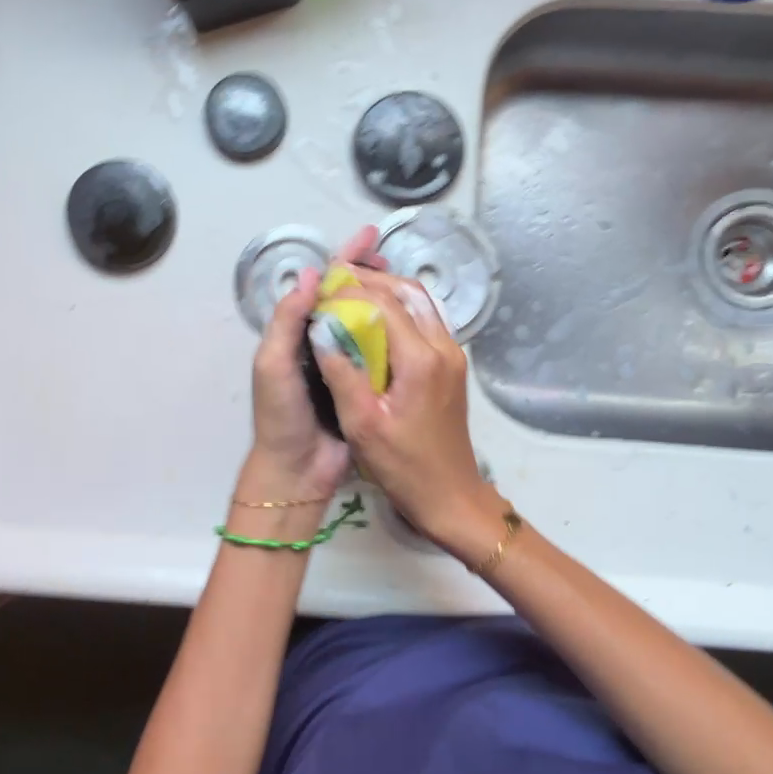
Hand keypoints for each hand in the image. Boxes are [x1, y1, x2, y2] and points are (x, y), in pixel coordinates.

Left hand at [237, 228, 381, 522]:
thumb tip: (308, 275)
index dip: (344, 260)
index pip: (320, 286)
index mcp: (296, 334)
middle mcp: (320, 342)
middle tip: (390, 257)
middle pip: (346, 298)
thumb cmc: (280, 415)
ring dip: (383, 299)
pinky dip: (395, 333)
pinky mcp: (364, 384)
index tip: (369, 237)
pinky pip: (382, 351)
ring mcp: (344, 363)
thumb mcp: (272, 364)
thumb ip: (286, 321)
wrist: (298, 469)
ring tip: (405, 281)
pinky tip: (412, 322)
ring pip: (366, 320)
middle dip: (366, 274)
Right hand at [311, 268, 507, 560]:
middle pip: (408, 292)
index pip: (385, 303)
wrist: (451, 495)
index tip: (323, 285)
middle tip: (336, 279)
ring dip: (388, 292)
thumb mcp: (362, 424)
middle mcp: (443, 347)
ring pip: (421, 303)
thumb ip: (340, 373)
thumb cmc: (403, 466)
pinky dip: (400, 310)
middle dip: (372, 280)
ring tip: (352, 292)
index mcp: (421, 359)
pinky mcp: (452, 366)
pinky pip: (426, 321)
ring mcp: (453, 355)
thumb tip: (319, 329)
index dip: (352, 288)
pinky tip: (375, 320)